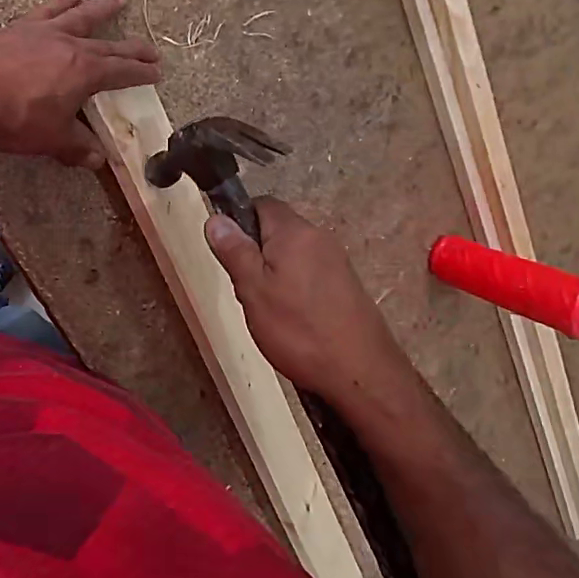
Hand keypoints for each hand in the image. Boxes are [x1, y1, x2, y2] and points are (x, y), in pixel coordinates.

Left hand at [0, 0, 160, 166]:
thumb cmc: (13, 119)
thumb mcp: (51, 139)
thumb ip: (77, 147)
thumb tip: (98, 159)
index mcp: (85, 72)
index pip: (122, 71)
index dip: (141, 73)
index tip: (156, 72)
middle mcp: (71, 46)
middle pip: (110, 45)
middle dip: (133, 48)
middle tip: (152, 49)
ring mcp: (45, 32)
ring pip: (81, 16)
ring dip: (102, 8)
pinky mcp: (21, 28)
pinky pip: (48, 9)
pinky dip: (62, 0)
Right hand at [206, 199, 414, 403]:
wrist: (362, 374)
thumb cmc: (299, 329)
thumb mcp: (253, 290)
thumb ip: (234, 251)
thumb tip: (217, 219)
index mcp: (294, 232)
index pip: (262, 204)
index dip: (240, 220)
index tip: (230, 252)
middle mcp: (319, 238)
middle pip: (277, 231)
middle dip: (257, 253)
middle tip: (247, 289)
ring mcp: (337, 262)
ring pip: (292, 255)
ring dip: (275, 274)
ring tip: (268, 310)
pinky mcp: (346, 286)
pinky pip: (310, 274)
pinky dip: (296, 289)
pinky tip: (293, 320)